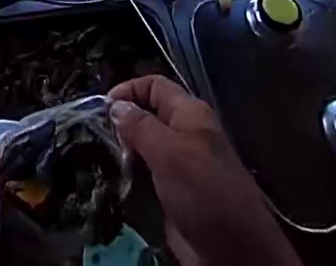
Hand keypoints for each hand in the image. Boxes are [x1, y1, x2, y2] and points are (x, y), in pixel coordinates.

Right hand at [110, 76, 299, 265]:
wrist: (236, 254)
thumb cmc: (204, 193)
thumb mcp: (169, 153)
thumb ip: (140, 126)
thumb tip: (115, 105)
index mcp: (189, 113)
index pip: (154, 86)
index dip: (128, 90)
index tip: (102, 110)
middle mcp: (185, 133)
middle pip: (147, 115)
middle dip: (123, 124)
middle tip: (99, 140)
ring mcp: (180, 165)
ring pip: (143, 147)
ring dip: (124, 153)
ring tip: (103, 162)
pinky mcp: (174, 194)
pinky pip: (146, 176)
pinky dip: (131, 177)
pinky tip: (115, 183)